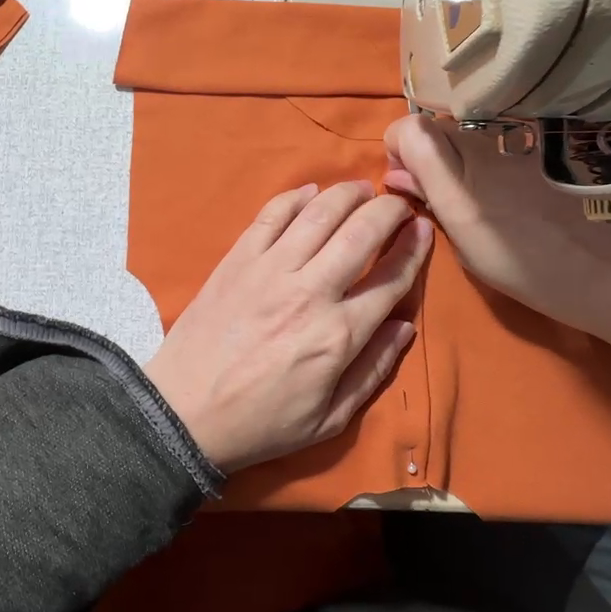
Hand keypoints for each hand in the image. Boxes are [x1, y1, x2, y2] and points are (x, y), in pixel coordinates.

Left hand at [143, 181, 432, 473]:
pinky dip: (295, 197)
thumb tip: (406, 325)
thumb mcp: (329, 419)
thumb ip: (373, 370)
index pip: (390, 279)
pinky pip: (271, 215)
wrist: (185, 413)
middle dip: (389, 209)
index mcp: (338, 335)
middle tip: (399, 202)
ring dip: (346, 194)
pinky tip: (310, 192)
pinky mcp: (238, 259)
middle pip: (361, 233)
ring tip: (361, 189)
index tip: (424, 229)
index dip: (414, 249)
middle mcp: (310, 292)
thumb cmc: (261, 423)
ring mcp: (270, 270)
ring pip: (319, 213)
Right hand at [381, 114, 610, 335]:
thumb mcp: (472, 253)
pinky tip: (526, 182)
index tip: (410, 177)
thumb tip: (397, 175)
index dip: (399, 146)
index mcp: (462, 187)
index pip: (409, 128)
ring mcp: (523, 136)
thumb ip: (431, 203)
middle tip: (448, 188)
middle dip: (430, 149)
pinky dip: (501, 148)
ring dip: (466, 149)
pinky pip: (508, 130)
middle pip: (438, 123)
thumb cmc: (543, 279)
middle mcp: (489, 148)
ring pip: (472, 126)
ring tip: (492, 189)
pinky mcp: (553, 133)